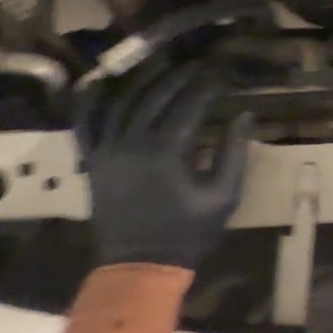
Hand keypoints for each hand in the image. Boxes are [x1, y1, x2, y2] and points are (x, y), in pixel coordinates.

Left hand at [76, 59, 252, 271]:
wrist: (140, 265)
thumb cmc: (187, 233)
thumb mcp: (223, 196)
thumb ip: (234, 153)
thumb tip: (245, 115)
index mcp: (167, 151)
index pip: (189, 104)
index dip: (207, 87)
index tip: (222, 76)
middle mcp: (133, 143)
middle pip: (156, 97)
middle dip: (179, 77)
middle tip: (198, 66)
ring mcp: (108, 151)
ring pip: (123, 103)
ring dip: (144, 81)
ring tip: (162, 67)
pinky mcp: (93, 162)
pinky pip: (88, 124)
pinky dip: (93, 102)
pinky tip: (103, 84)